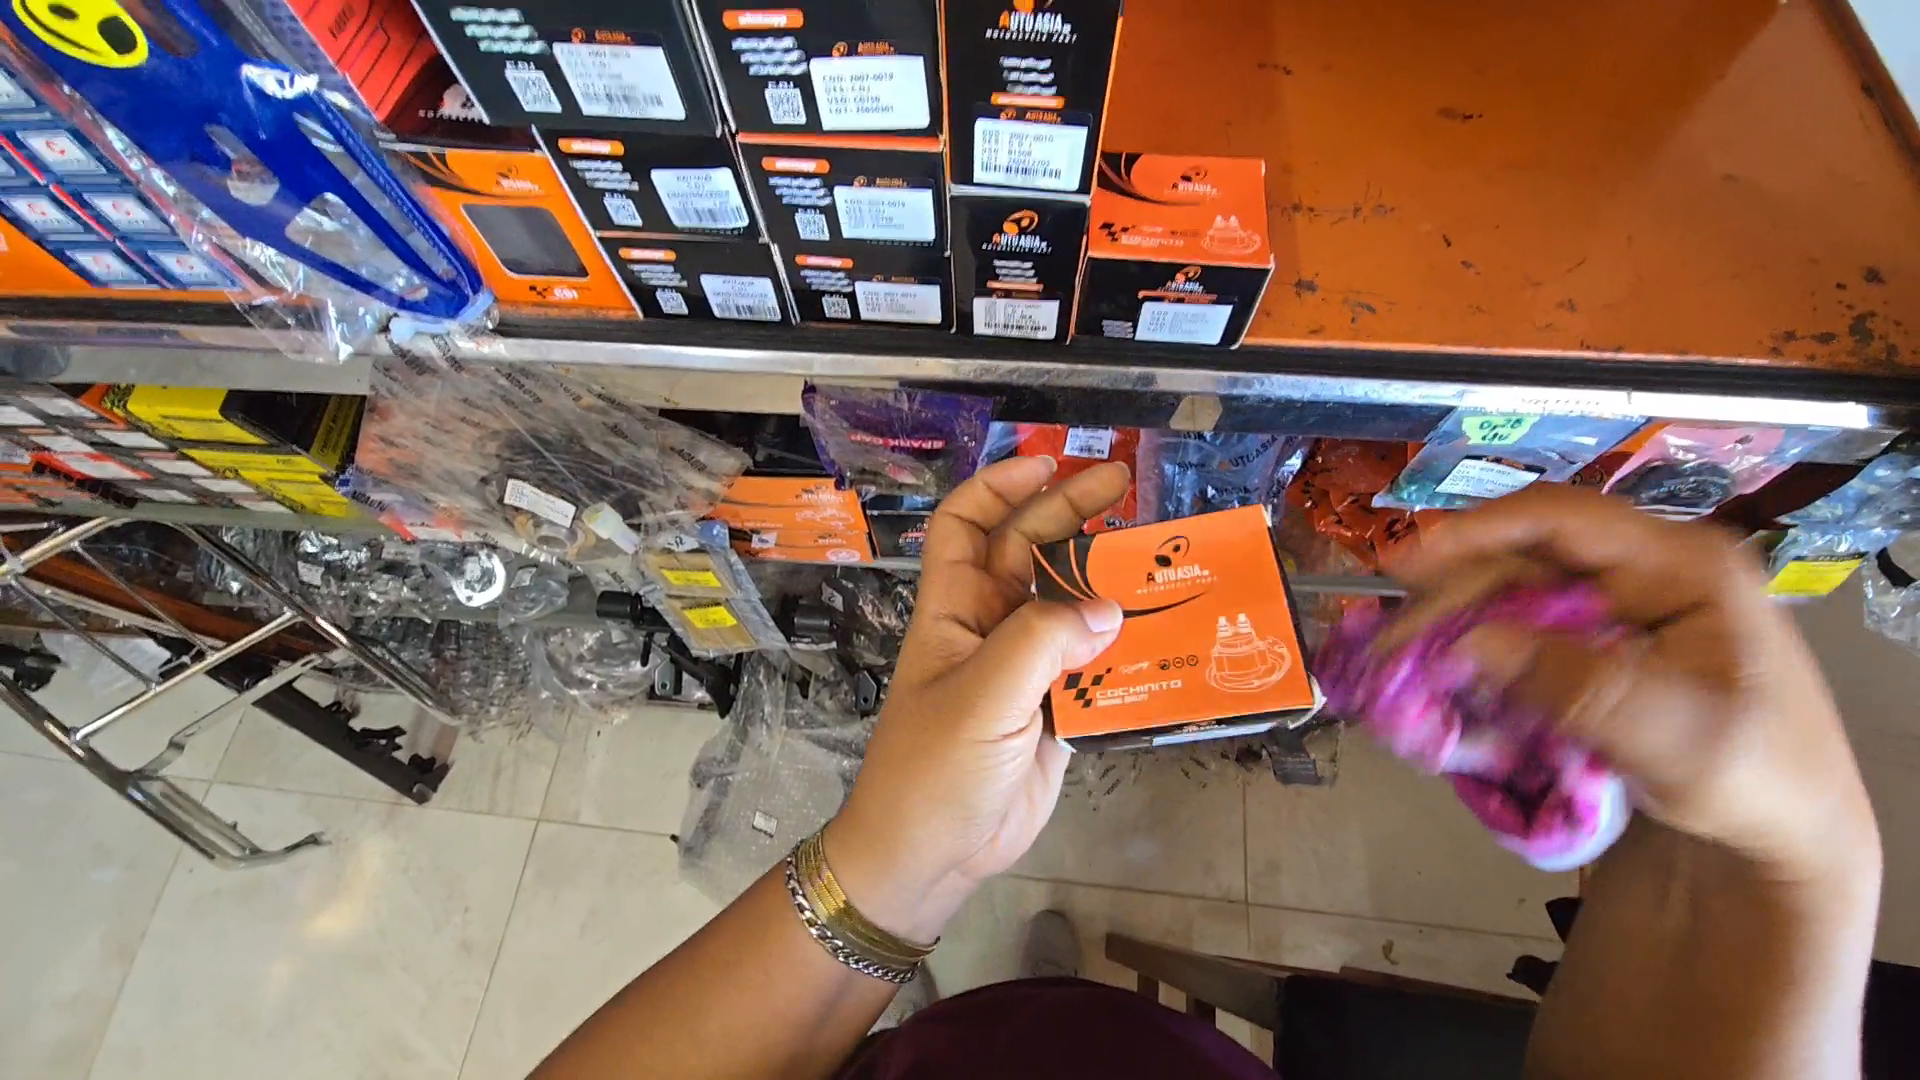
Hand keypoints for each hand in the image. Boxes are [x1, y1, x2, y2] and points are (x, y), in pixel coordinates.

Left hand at [825, 456, 1130, 941]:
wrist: (935, 852)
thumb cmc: (935, 767)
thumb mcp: (982, 696)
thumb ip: (1042, 643)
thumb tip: (1108, 608)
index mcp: (955, 607)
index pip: (966, 525)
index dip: (999, 487)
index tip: (1047, 464)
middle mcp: (990, 625)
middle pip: (1028, 550)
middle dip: (1069, 512)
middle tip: (1123, 483)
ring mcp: (1024, 666)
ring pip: (1068, 602)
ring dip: (1105, 575)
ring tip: (1157, 550)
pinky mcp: (1054, 705)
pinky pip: (1093, 660)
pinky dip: (1125, 644)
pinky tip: (1164, 630)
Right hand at [1384, 485, 1877, 883]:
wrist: (1780, 834)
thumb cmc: (1758, 782)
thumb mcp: (1684, 742)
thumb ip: (1583, 689)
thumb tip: (1473, 644)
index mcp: (1680, 566)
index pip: (1559, 518)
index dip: (1474, 532)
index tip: (1406, 565)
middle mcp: (1636, 570)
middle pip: (1515, 557)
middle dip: (1447, 594)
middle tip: (1391, 637)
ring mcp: (1605, 603)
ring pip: (1501, 590)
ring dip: (1448, 623)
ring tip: (1399, 659)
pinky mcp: (1581, 638)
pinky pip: (1507, 625)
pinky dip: (1467, 647)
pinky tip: (1437, 672)